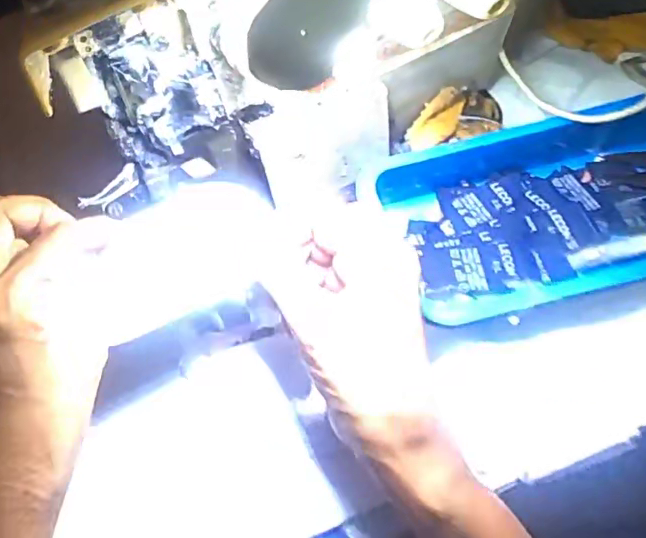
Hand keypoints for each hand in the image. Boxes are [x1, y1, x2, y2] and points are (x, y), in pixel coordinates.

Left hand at [0, 196, 116, 537]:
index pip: (53, 238)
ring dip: (16, 232)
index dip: (88, 229)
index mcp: (8, 303)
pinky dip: (3, 257)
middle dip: (36, 210)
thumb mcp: (84, 354)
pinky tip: (30, 282)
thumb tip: (95, 257)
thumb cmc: (48, 430)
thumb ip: (87, 294)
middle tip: (65, 233)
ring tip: (49, 255)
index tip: (108, 234)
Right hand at [264, 208, 432, 446]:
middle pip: (319, 229)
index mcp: (377, 251)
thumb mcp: (309, 319)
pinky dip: (306, 288)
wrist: (396, 431)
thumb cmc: (359, 372)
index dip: (285, 232)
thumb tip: (250, 239)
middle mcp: (381, 254)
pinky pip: (325, 274)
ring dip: (296, 274)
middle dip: (290, 254)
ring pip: (318, 252)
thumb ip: (276, 270)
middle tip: (275, 286)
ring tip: (288, 306)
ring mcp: (375, 277)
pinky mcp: (365, 298)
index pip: (317, 214)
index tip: (263, 261)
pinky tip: (298, 315)